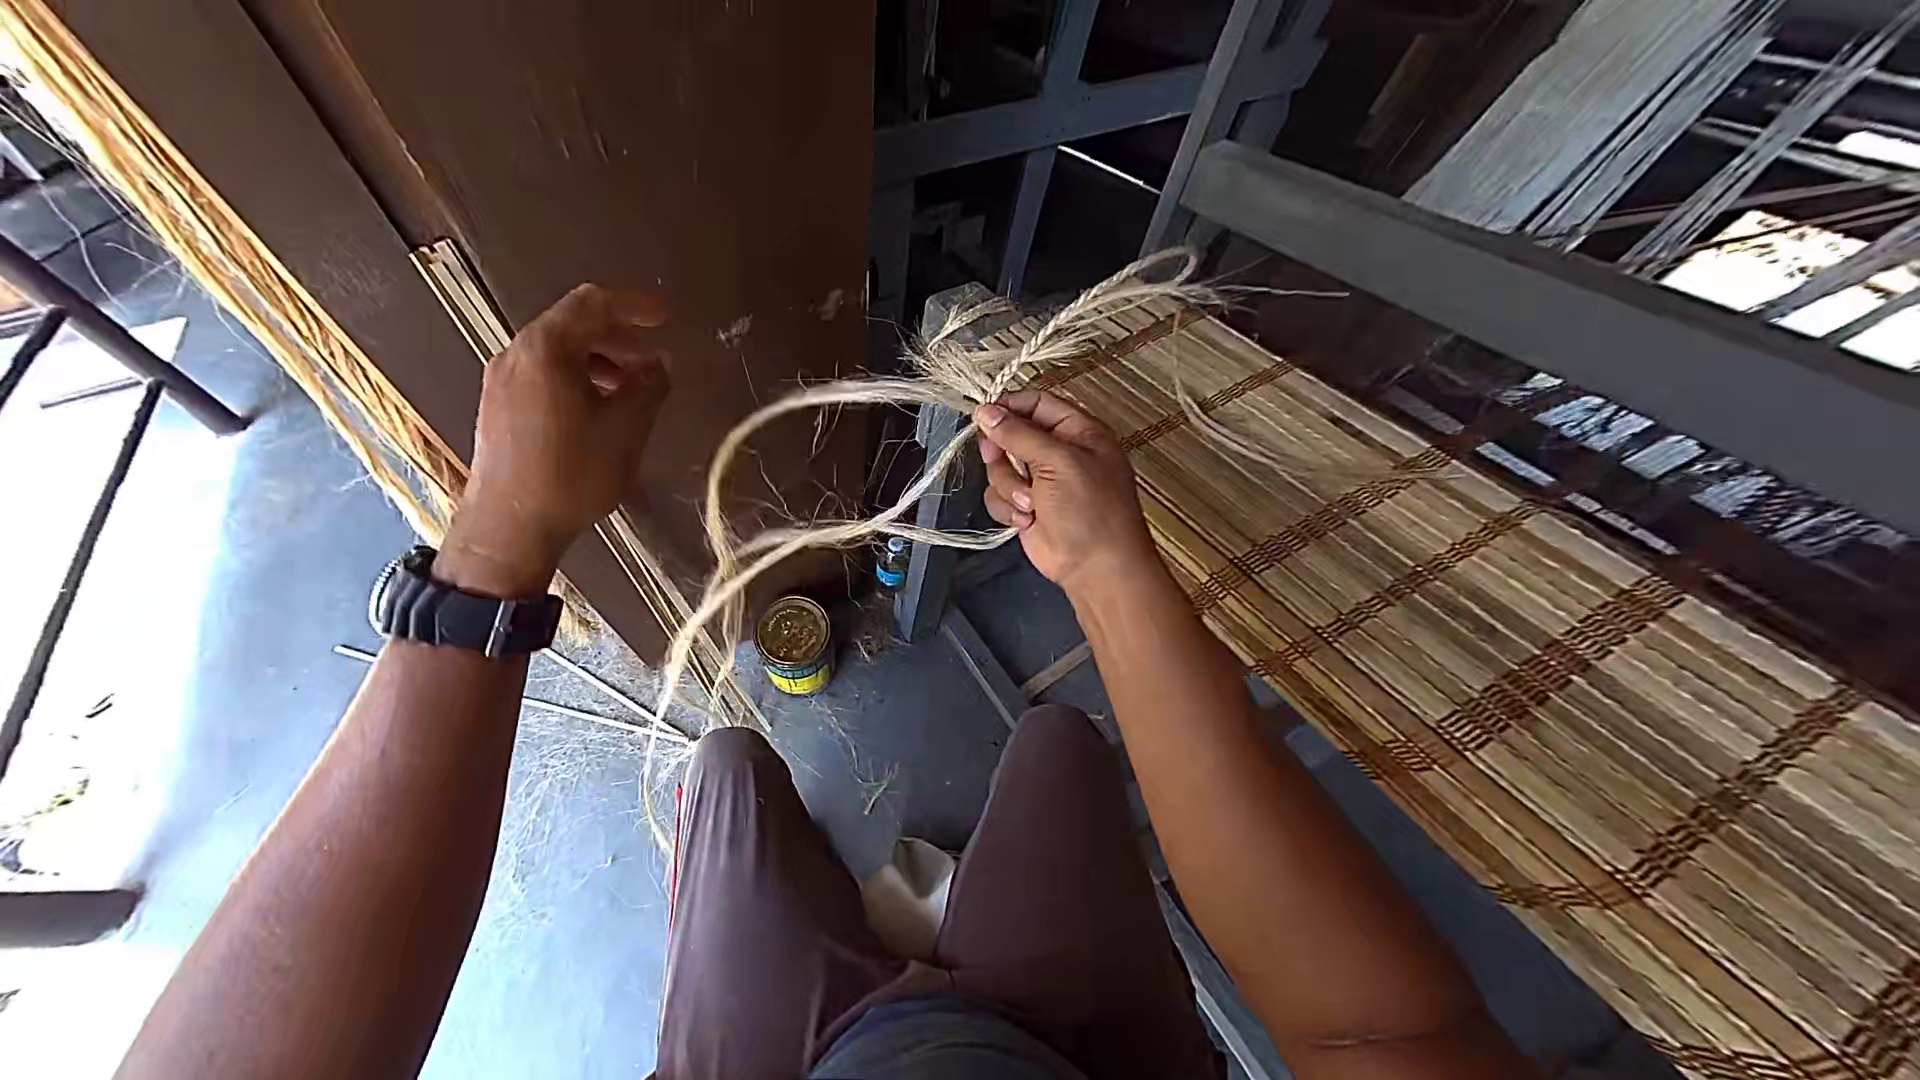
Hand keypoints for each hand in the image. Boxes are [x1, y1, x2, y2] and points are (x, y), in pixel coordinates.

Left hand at [438, 284, 671, 596]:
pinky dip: (578, 377)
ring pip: (557, 352)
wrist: (511, 524)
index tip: (664, 317)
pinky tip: (599, 408)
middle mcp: (517, 354)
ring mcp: (503, 380)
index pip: (592, 305)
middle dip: (618, 336)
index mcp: (547, 350)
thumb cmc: (574, 473)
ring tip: (631, 388)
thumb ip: (649, 387)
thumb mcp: (626, 429)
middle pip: (572, 325)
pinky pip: (544, 373)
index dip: (633, 306)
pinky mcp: (499, 405)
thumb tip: (660, 363)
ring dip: (600, 360)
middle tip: (653, 357)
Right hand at [974, 389, 1158, 597]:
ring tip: (1031, 504)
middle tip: (997, 458)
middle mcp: (1058, 452)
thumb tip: (986, 412)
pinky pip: (998, 495)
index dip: (1009, 406)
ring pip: (999, 467)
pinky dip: (1008, 508)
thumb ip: (1019, 434)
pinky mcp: (1025, 507)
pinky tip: (1027, 520)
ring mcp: (1040, 481)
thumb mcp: (1058, 462)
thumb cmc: (1091, 510)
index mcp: (1077, 431)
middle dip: (1002, 451)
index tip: (984, 414)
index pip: (1036, 403)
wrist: (1095, 567)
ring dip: (1010, 486)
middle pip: (1011, 434)